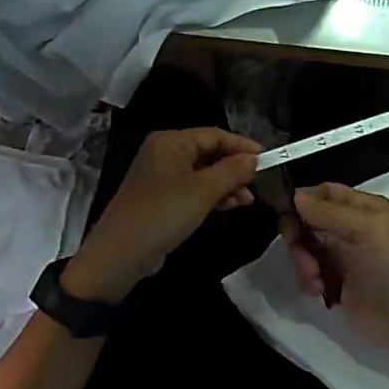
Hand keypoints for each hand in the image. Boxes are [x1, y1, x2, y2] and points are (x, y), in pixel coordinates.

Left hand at [69, 128, 260, 303]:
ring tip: (248, 199)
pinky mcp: (162, 199)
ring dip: (227, 184)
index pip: (214, 135)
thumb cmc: (164, 213)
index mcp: (171, 142)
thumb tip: (254, 159)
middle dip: (235, 167)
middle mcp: (165, 153)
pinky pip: (194, 189)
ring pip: (203, 173)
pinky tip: (231, 206)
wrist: (121, 254)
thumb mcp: (203, 191)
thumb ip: (232, 171)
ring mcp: (162, 177)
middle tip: (259, 181)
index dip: (242, 146)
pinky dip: (213, 196)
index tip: (268, 158)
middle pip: (209, 152)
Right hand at [286, 183, 388, 347]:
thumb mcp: (364, 230)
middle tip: (303, 256)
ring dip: (303, 262)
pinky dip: (308, 279)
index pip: (325, 193)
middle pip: (309, 220)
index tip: (287, 216)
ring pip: (306, 246)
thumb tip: (294, 195)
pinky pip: (309, 271)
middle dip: (300, 237)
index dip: (304, 201)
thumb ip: (327, 212)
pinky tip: (319, 291)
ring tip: (316, 280)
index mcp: (363, 208)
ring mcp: (343, 255)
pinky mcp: (336, 281)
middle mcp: (351, 227)